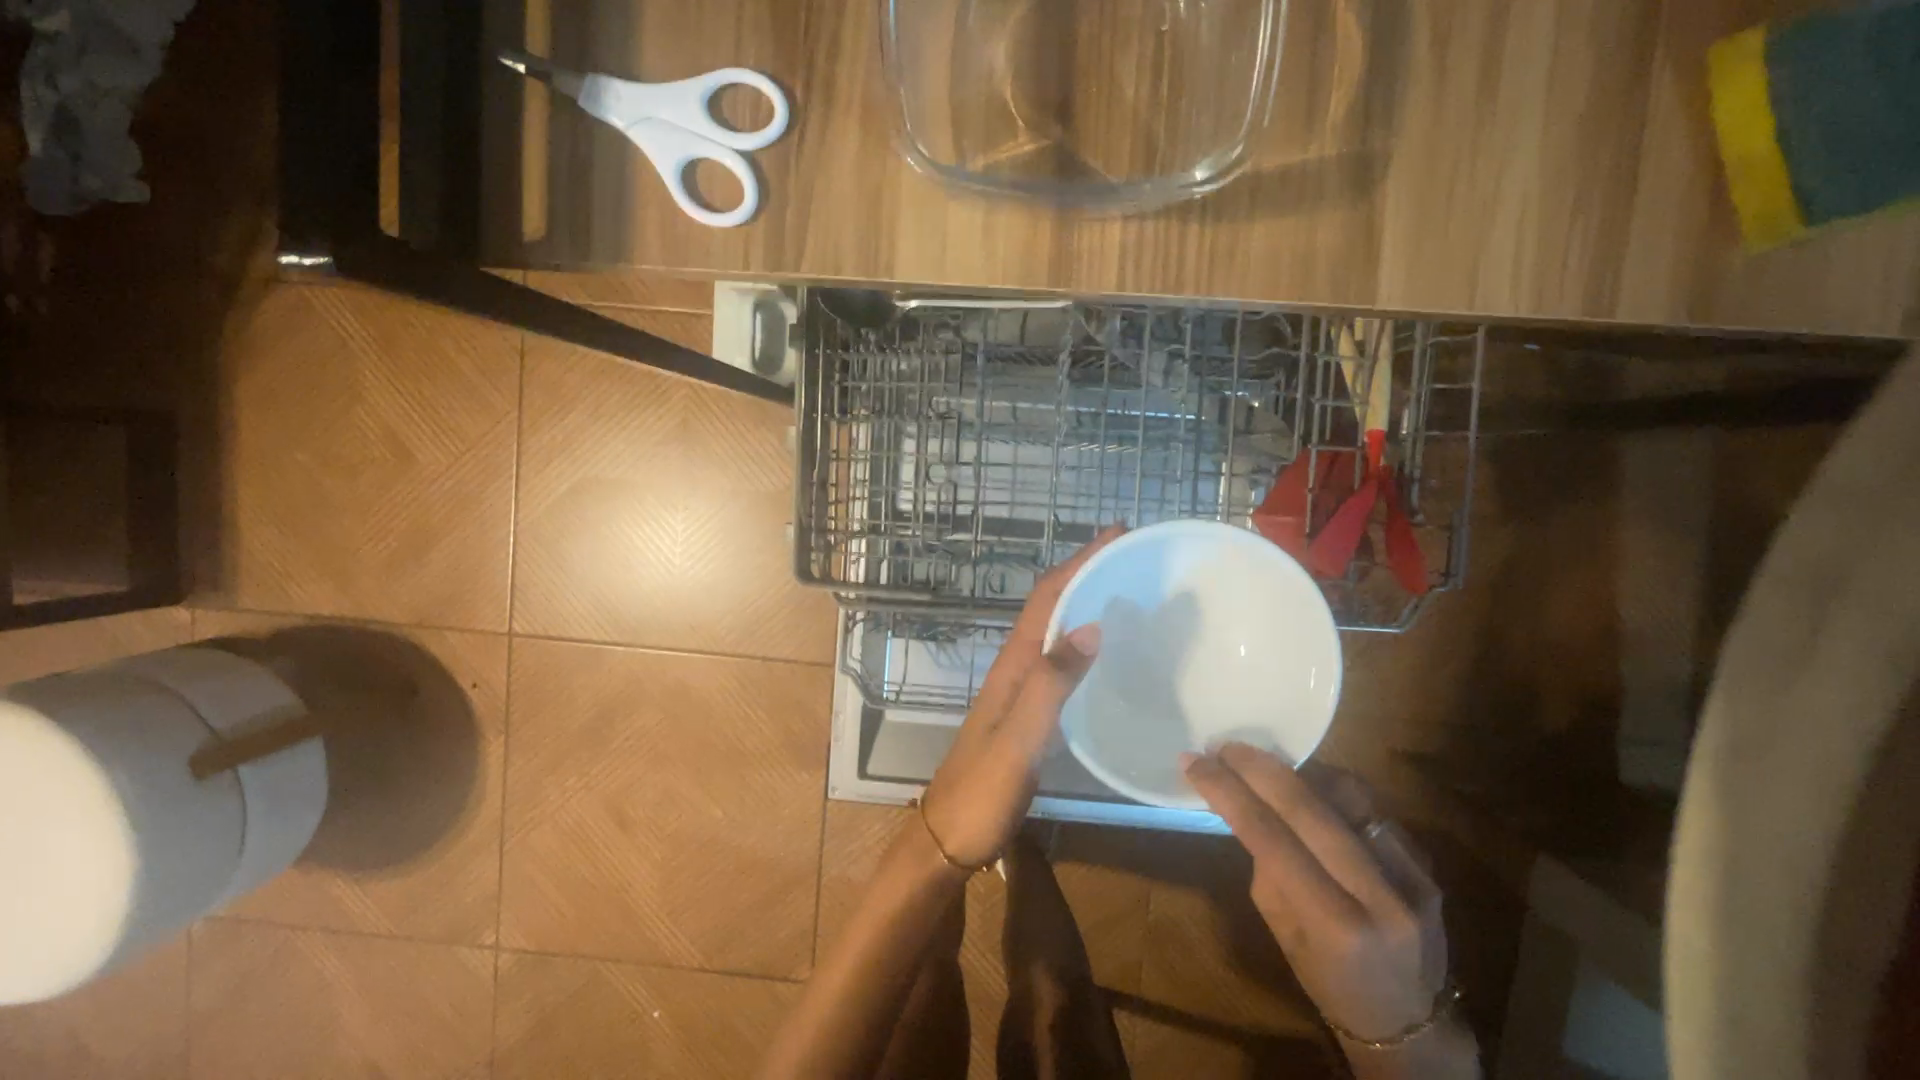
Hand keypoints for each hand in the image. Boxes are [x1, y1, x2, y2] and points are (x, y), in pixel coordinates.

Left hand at [920, 526, 1125, 868]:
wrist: (948, 839)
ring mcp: (1019, 695)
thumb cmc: (982, 792)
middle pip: (1049, 608)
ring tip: (1125, 592)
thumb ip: (1050, 686)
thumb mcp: (1018, 739)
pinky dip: (1082, 646)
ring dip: (1083, 604)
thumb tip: (1091, 625)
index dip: (1078, 563)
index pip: (1046, 599)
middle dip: (1084, 574)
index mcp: (1012, 668)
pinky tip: (1106, 657)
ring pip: (1054, 634)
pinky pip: (1059, 666)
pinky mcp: (1028, 718)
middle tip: (1130, 556)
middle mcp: (1015, 671)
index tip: (1116, 534)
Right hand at [1182, 745, 1450, 1045]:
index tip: (1195, 762)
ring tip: (1271, 768)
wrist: (1410, 1020)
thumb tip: (1246, 808)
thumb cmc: (1328, 982)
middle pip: (1311, 807)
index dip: (1229, 793)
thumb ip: (1268, 869)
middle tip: (1225, 747)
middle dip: (1260, 769)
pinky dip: (1338, 795)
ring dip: (1304, 773)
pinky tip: (1316, 795)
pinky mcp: (1428, 865)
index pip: (1271, 838)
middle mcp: (1379, 894)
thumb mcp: (1282, 934)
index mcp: (1334, 924)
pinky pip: (1374, 811)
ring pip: (1350, 797)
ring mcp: (1412, 876)